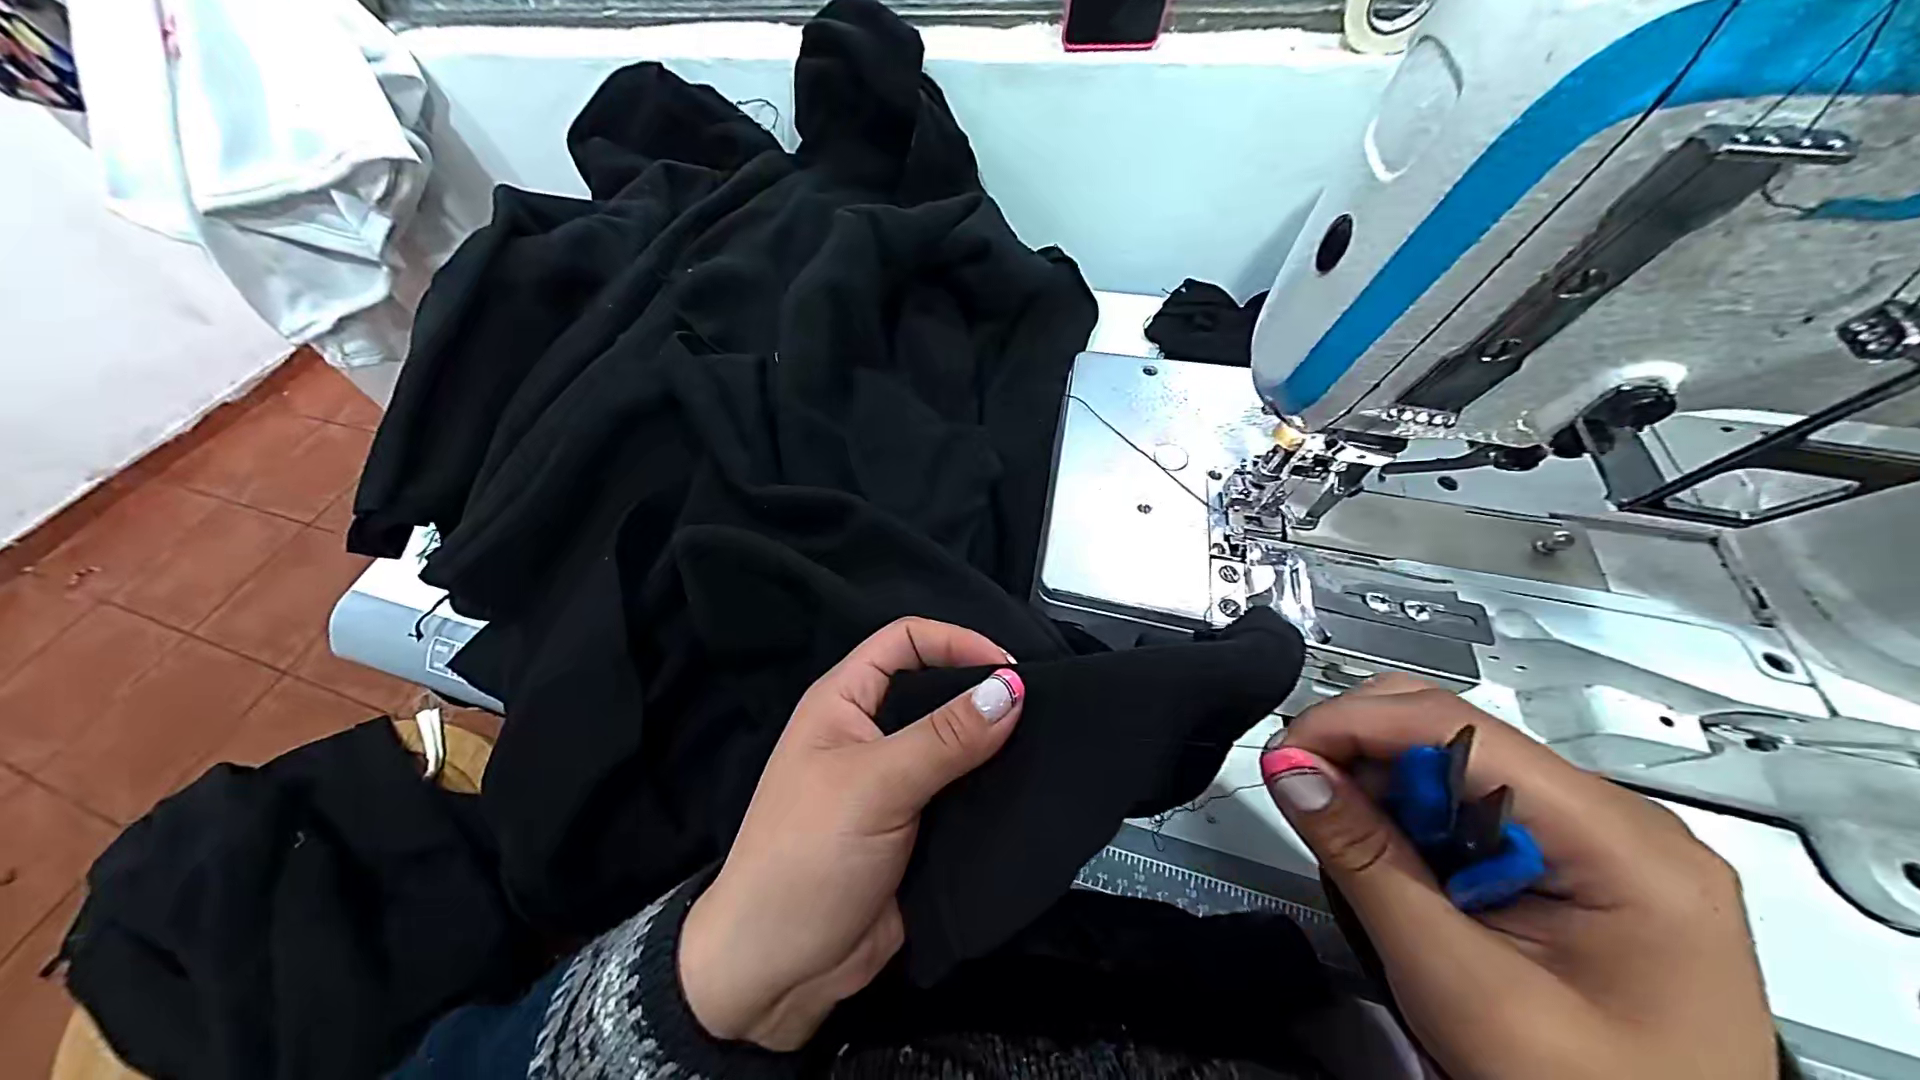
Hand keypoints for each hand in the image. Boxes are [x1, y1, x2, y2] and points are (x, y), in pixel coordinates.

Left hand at [678, 617, 1024, 1049]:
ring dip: (996, 742)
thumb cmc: (806, 858)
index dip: (955, 641)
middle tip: (1040, 706)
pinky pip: (966, 791)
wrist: (779, 975)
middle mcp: (873, 732)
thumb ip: (944, 737)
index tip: (1009, 668)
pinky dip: (996, 786)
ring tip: (1047, 742)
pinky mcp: (921, 825)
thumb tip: (1011, 688)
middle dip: (984, 691)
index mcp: (845, 701)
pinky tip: (1031, 785)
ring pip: (958, 742)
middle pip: (937, 688)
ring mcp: (898, 780)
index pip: (905, 641)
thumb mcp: (874, 786)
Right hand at [1262, 676, 1775, 1079]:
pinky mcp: (1557, 854)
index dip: (1351, 724)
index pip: (1452, 726)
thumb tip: (1294, 771)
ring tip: (1366, 859)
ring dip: (1380, 792)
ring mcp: (1588, 836)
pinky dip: (1404, 819)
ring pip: (1443, 758)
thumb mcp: (1456, 982)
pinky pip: (1457, 798)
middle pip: (1447, 728)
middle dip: (1361, 753)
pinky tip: (1401, 868)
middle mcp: (1612, 822)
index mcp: (1621, 844)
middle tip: (1310, 800)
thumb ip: (1365, 862)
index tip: (1285, 756)